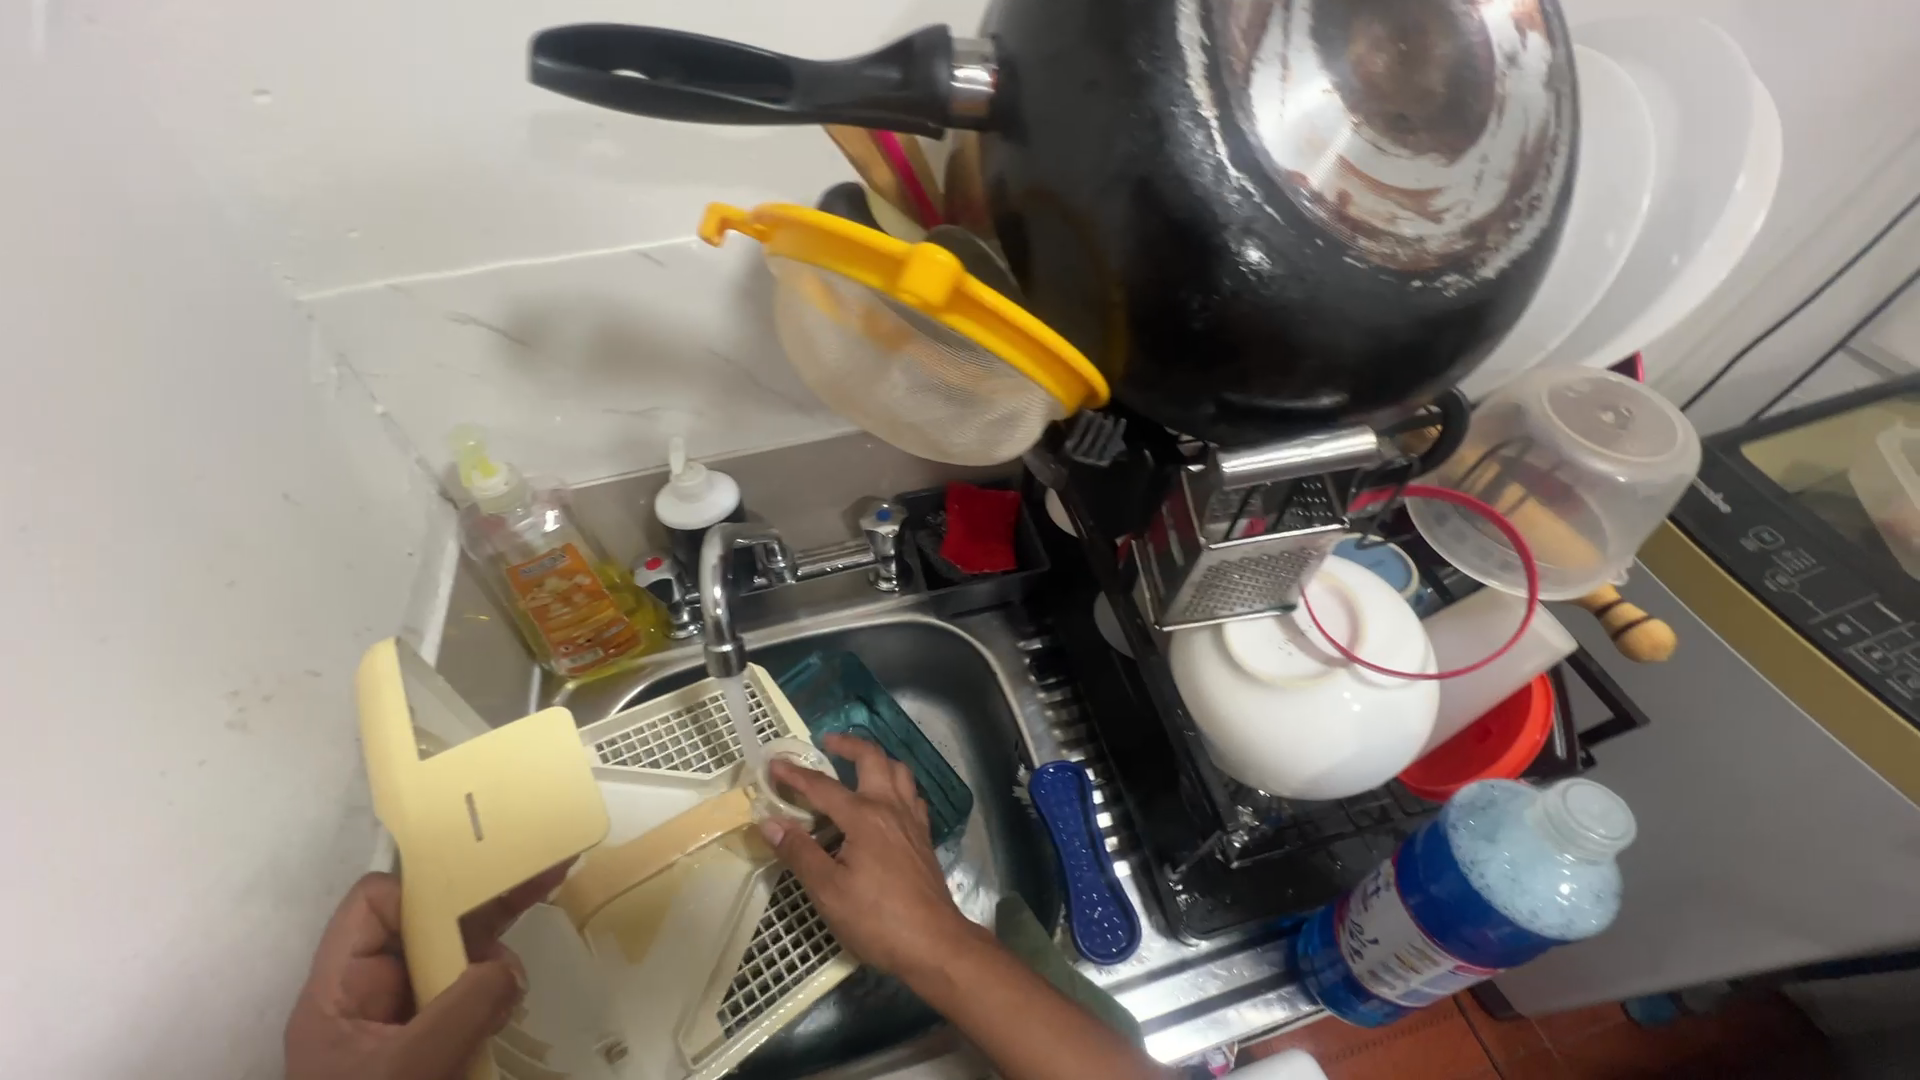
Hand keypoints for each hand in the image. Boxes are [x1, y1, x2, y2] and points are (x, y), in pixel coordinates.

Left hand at [284, 864, 568, 1079]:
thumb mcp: (414, 1068)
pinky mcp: (436, 1031)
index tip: (475, 880)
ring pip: (457, 949)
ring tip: (525, 948)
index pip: (372, 906)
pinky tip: (515, 987)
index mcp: (341, 991)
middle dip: (482, 897)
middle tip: (542, 866)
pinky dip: (498, 978)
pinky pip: (471, 985)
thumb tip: (507, 968)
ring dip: (496, 946)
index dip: (420, 885)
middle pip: (427, 919)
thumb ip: (464, 1005)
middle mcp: (372, 990)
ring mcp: (405, 1011)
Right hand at [762, 734, 987, 976]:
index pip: (822, 787)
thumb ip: (799, 852)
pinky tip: (887, 800)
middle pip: (872, 759)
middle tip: (826, 743)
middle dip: (848, 745)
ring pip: (898, 771)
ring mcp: (911, 820)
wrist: (933, 942)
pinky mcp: (923, 836)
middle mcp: (890, 807)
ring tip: (857, 764)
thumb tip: (769, 821)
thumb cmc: (876, 918)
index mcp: (864, 816)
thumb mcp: (828, 891)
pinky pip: (911, 795)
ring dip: (877, 759)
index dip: (795, 775)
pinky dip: (896, 785)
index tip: (774, 764)